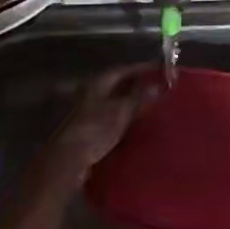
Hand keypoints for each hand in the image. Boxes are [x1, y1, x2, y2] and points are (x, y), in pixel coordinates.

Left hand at [44, 66, 161, 181]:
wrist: (68, 160)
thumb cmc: (95, 129)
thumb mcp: (121, 111)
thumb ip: (139, 96)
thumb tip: (156, 86)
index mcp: (97, 83)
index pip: (123, 69)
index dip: (143, 68)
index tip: (161, 70)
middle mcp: (90, 93)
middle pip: (118, 85)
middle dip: (138, 85)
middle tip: (160, 87)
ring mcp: (87, 111)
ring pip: (114, 101)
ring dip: (132, 101)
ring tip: (152, 105)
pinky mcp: (88, 129)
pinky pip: (111, 117)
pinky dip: (125, 117)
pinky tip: (136, 123)